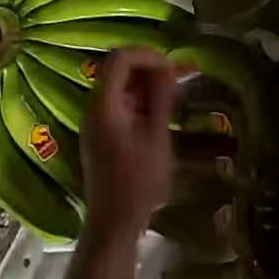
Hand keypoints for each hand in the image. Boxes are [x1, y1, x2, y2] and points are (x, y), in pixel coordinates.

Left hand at [82, 47, 178, 241]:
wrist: (114, 224)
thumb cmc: (138, 180)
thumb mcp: (156, 136)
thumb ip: (160, 98)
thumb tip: (167, 67)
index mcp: (104, 104)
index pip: (121, 58)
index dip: (149, 55)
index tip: (174, 68)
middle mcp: (95, 108)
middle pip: (120, 70)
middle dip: (152, 68)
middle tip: (183, 77)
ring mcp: (97, 123)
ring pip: (123, 88)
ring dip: (150, 85)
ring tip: (178, 95)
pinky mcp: (103, 136)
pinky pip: (123, 106)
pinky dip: (144, 102)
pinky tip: (165, 115)